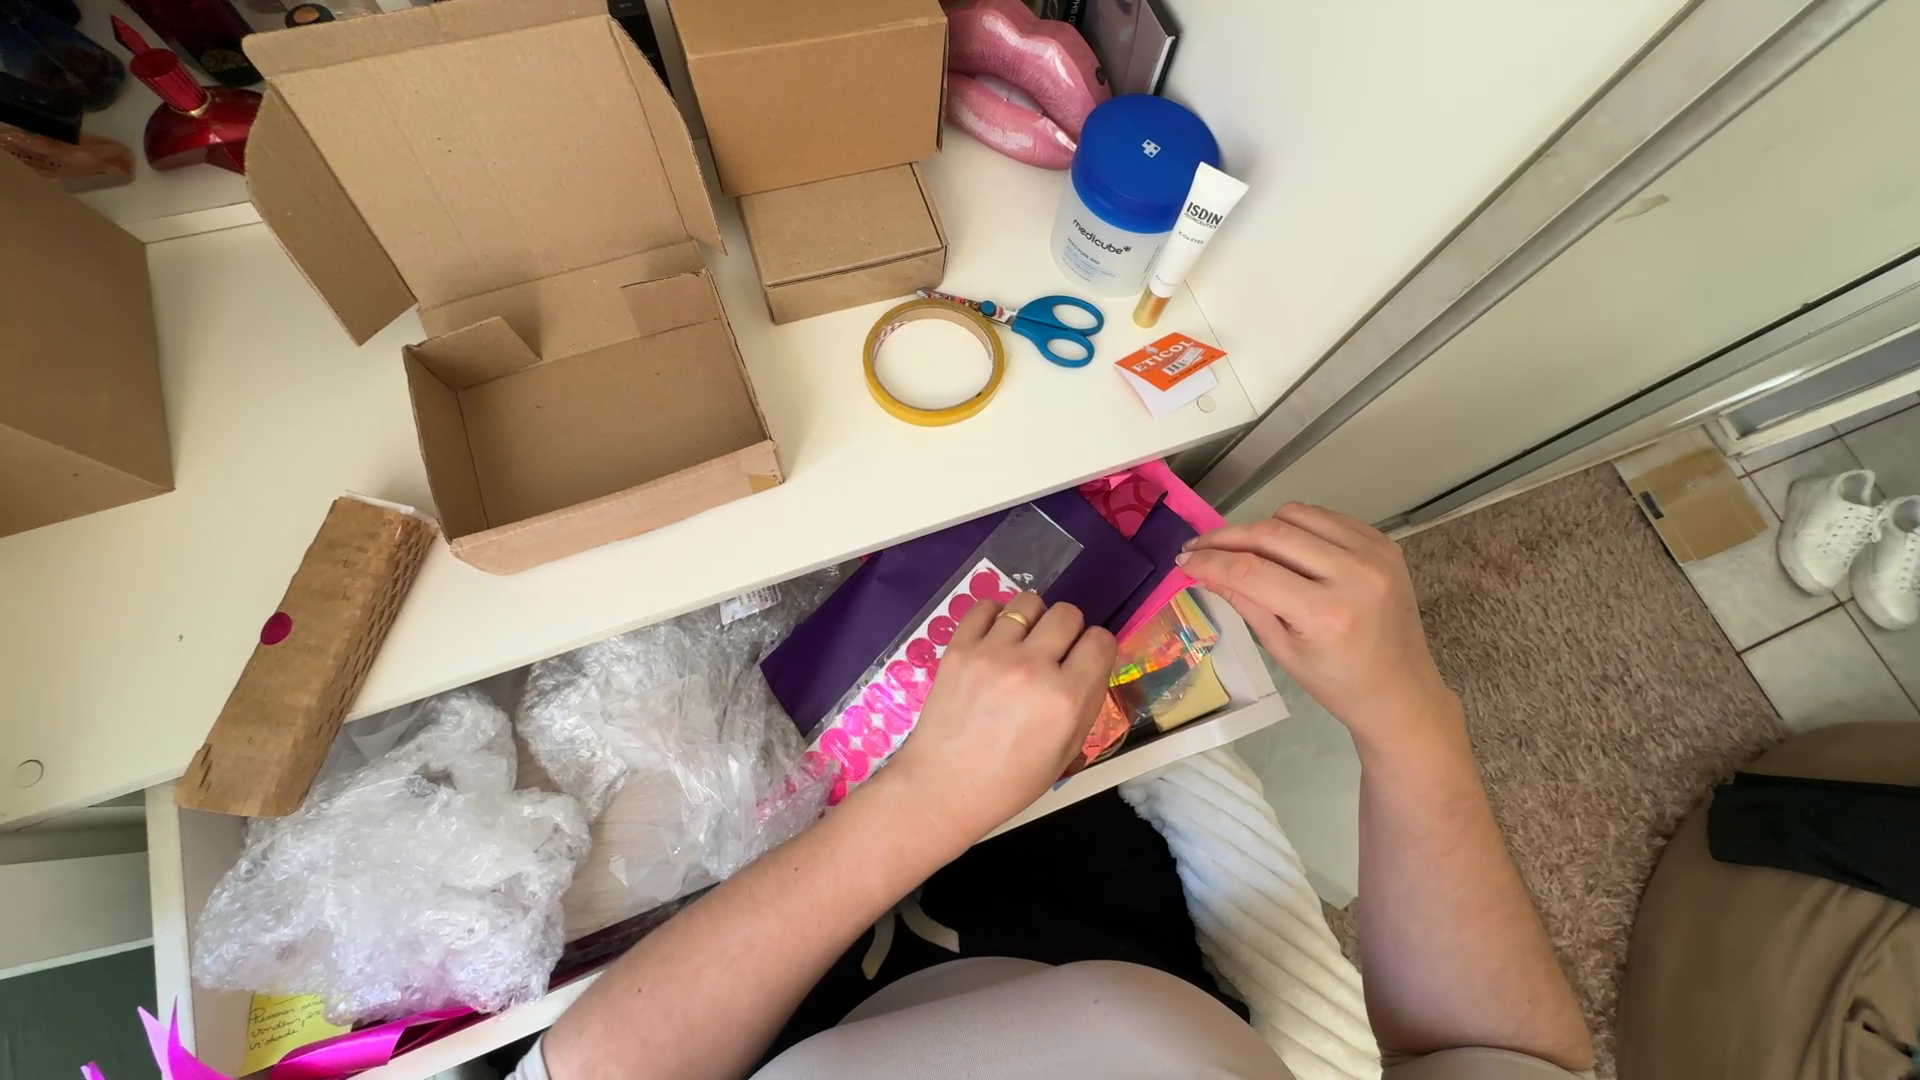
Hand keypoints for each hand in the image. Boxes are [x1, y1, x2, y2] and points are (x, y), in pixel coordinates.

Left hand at [873, 591, 1116, 847]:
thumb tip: (1091, 661)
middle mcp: (1032, 667)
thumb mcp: (1067, 751)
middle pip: (1067, 613)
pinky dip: (995, 616)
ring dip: (1033, 619)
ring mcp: (992, 653)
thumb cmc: (1011, 781)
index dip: (1096, 648)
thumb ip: (1086, 701)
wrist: (944, 787)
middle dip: (1068, 630)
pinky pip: (985, 607)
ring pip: (1028, 603)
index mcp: (1066, 698)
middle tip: (1054, 652)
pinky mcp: (959, 648)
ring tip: (1023, 641)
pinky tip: (994, 637)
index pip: (1100, 641)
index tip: (1084, 659)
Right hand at [1176, 503, 1459, 753]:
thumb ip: (1243, 601)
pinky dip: (1295, 526)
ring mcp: (1375, 554)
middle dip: (1227, 537)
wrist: (1402, 692)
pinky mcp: (1384, 544)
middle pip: (1272, 534)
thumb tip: (1200, 570)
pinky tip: (1282, 548)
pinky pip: (1325, 516)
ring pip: (1296, 514)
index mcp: (1327, 614)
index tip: (1183, 559)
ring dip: (1260, 528)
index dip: (1211, 561)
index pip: (1252, 571)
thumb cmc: (1336, 683)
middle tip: (1199, 546)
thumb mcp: (1281, 649)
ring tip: (1243, 550)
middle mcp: (1355, 575)